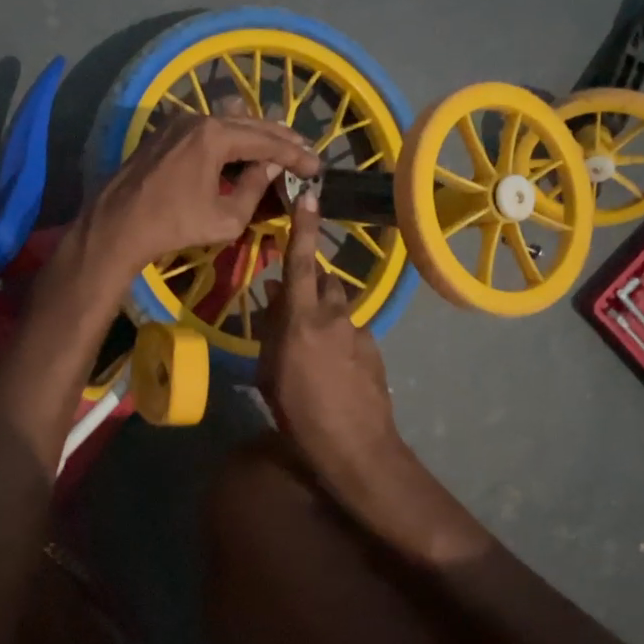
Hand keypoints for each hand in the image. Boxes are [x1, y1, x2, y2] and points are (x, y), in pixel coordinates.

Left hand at [84, 114, 321, 272]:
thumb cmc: (173, 225)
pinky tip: (242, 146)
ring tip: (279, 146)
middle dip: (280, 138)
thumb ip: (255, 188)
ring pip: (228, 121)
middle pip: (250, 123)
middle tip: (305, 150)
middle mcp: (198, 119)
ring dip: (255, 133)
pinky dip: (230, 136)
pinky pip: (207, 127)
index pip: (267, 141)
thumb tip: (271, 167)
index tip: (317, 166)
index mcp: (215, 135)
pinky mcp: (165, 133)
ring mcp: (178, 122)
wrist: (117, 224)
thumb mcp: (226, 217)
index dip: (296, 155)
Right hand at [257, 190, 404, 474]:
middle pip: (324, 283)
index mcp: (302, 319)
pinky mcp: (374, 351)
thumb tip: (274, 293)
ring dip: (322, 317)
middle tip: (291, 310)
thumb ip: (271, 329)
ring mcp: (359, 333)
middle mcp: (335, 317)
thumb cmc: (299, 415)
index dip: (303, 227)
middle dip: (309, 285)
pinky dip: (338, 340)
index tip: (308, 194)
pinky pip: (350, 333)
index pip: (301, 262)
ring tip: (309, 352)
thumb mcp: (269, 373)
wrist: (357, 449)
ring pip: (337, 310)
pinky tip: (331, 372)